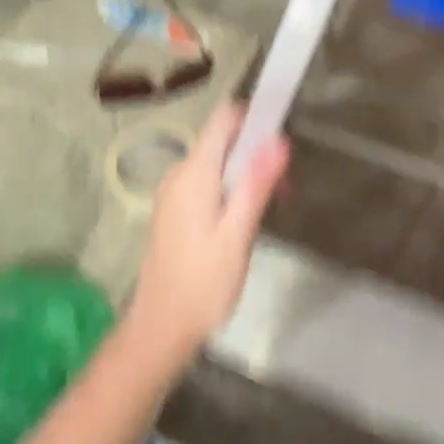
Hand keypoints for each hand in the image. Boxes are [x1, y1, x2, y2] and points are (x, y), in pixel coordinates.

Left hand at [127, 103, 290, 357]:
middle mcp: (178, 175)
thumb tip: (278, 139)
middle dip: (255, 156)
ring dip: (244, 178)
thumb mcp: (237, 235)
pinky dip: (228, 193)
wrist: (161, 325)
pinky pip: (205, 186)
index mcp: (193, 174)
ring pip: (216, 166)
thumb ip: (256, 185)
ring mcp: (172, 194)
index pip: (223, 120)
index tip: (282, 138)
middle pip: (222, 143)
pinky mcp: (172, 212)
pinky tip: (240, 226)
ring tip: (265, 216)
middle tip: (283, 195)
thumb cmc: (204, 283)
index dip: (254, 117)